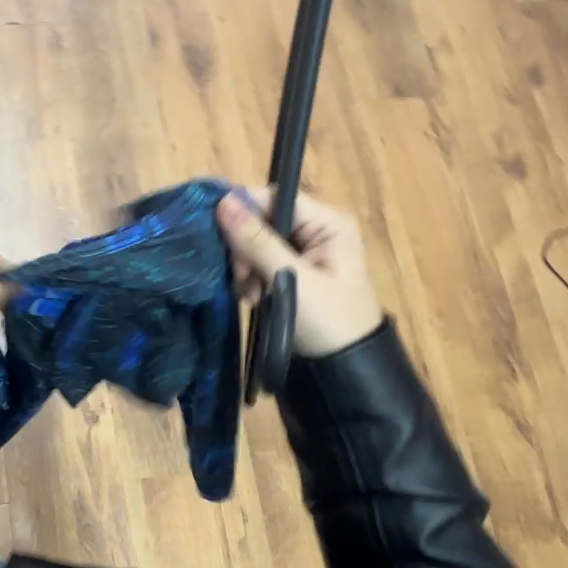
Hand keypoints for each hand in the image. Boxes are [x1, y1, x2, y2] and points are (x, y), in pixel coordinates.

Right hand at [217, 188, 383, 356]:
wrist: (344, 370)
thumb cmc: (327, 321)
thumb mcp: (291, 279)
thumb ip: (257, 240)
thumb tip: (223, 201)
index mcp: (328, 223)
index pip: (274, 197)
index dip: (245, 213)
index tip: (224, 241)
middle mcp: (317, 230)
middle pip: (263, 220)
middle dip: (244, 248)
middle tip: (242, 279)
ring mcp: (305, 252)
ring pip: (256, 243)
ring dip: (245, 267)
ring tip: (249, 295)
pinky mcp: (292, 272)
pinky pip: (260, 262)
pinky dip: (250, 278)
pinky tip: (251, 298)